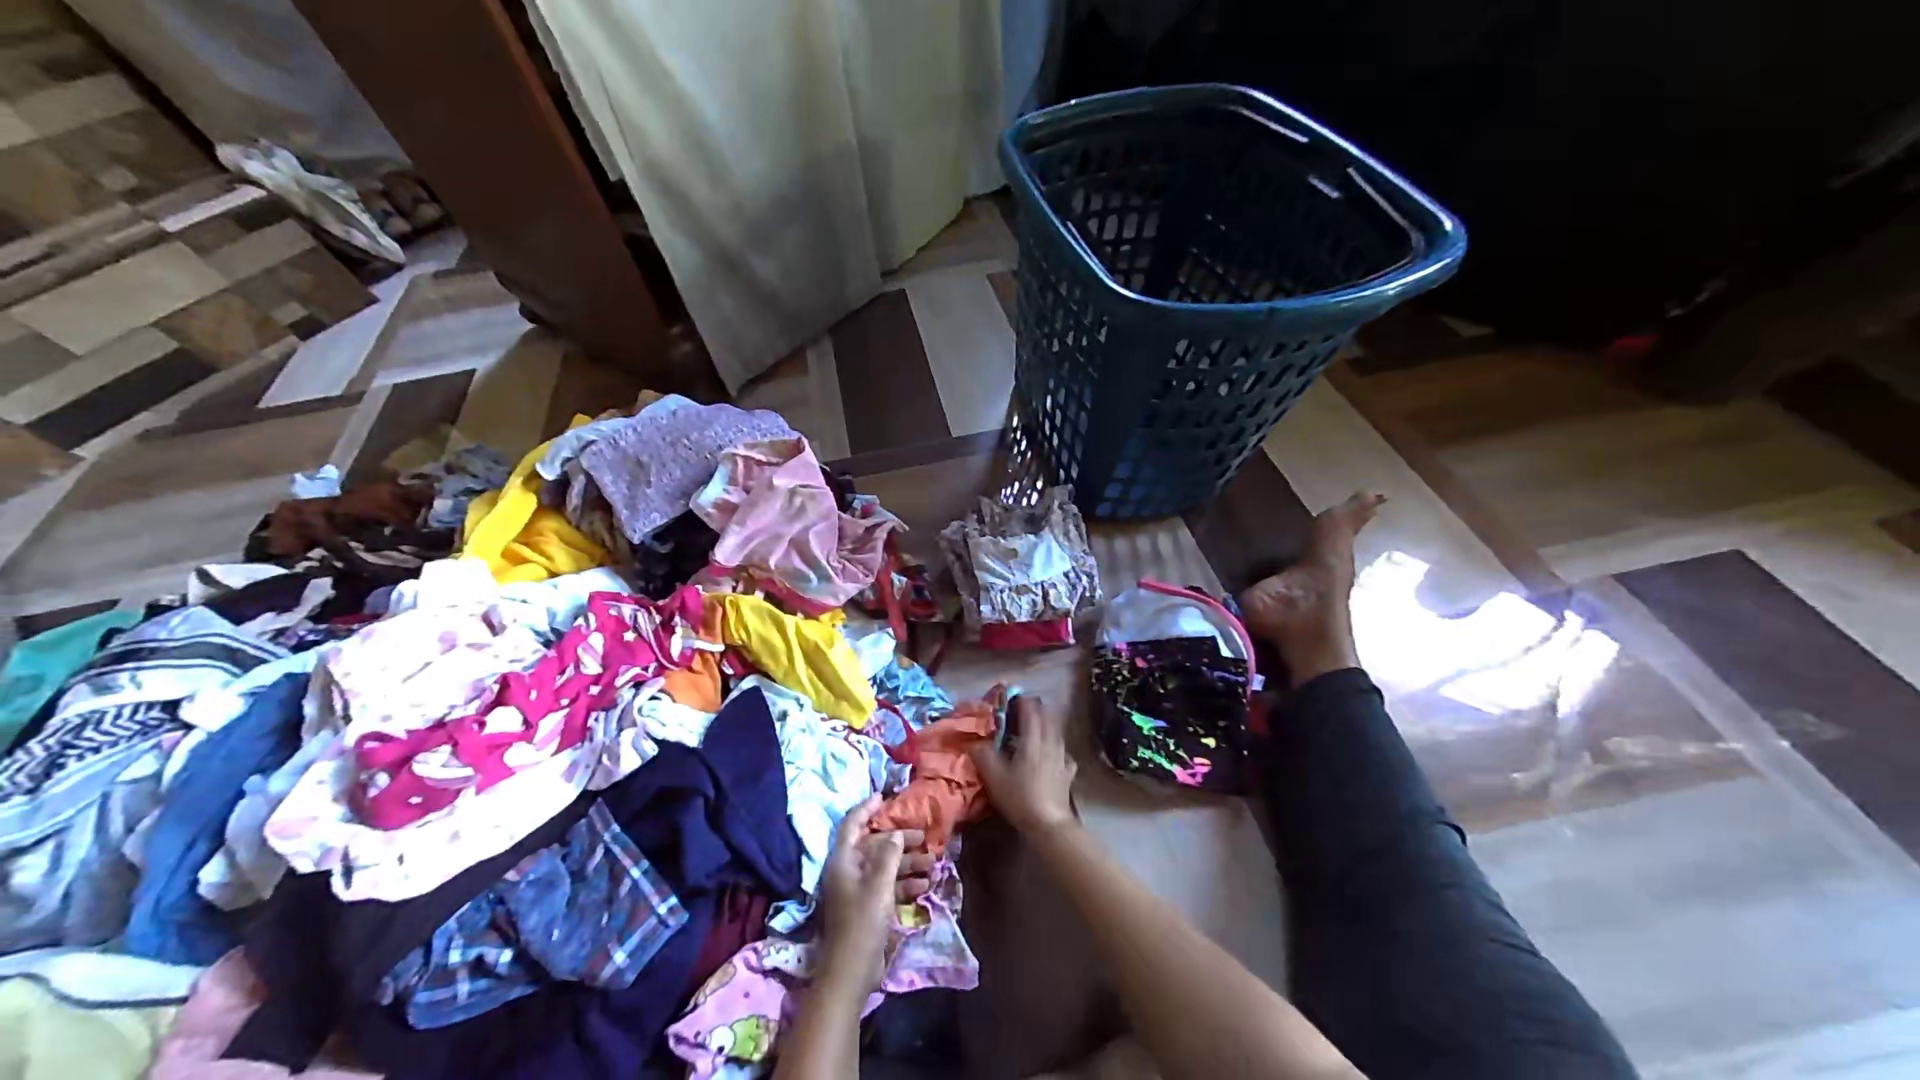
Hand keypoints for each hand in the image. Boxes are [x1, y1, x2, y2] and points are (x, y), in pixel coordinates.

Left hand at [817, 796, 932, 990]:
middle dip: (899, 840)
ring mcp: (857, 890)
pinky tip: (924, 887)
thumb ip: (889, 856)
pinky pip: (887, 887)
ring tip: (932, 862)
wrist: (851, 972)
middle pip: (874, 845)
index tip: (886, 796)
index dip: (867, 808)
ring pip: (884, 867)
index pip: (852, 824)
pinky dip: (904, 884)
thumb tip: (895, 833)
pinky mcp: (867, 909)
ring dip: (907, 863)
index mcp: (842, 860)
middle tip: (924, 837)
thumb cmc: (862, 922)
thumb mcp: (879, 885)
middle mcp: (847, 871)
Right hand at [970, 694, 1076, 834]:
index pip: (1031, 713)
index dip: (1025, 702)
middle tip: (1030, 706)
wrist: (1048, 823)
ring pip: (1058, 734)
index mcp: (1032, 741)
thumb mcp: (994, 776)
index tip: (1017, 696)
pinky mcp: (1068, 775)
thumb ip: (983, 756)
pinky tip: (1057, 756)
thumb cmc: (1019, 796)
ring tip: (1044, 723)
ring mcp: (1062, 759)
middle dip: (1040, 710)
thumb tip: (974, 742)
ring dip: (1050, 725)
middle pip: (1048, 720)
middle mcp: (1050, 745)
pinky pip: (1065, 755)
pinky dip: (1059, 750)